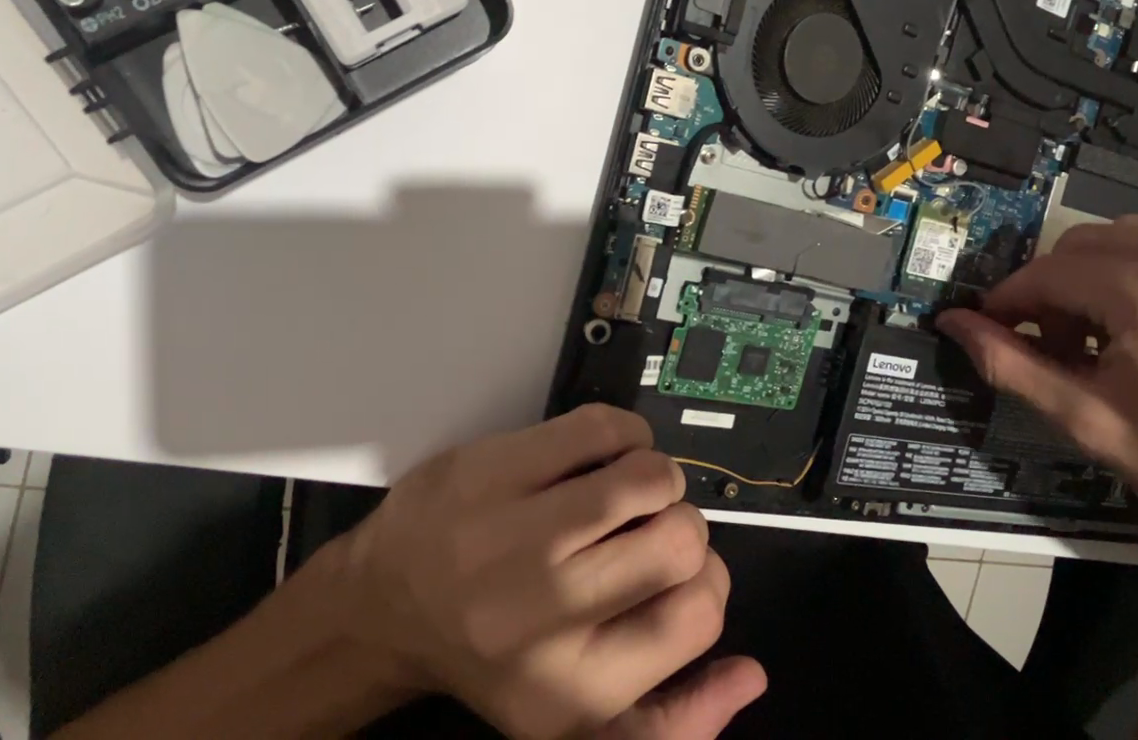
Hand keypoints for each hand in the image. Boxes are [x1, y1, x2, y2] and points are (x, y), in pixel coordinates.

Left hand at [299, 404, 764, 738]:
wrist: (384, 605)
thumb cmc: (493, 658)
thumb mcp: (577, 718)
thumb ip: (673, 720)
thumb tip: (753, 675)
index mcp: (576, 683)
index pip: (700, 615)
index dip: (706, 583)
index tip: (677, 574)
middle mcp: (548, 609)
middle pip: (682, 540)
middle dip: (680, 525)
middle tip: (646, 529)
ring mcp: (516, 531)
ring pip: (648, 476)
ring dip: (657, 476)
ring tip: (627, 490)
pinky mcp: (494, 468)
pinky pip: (604, 428)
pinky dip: (625, 435)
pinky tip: (604, 456)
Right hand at [935, 217, 1137, 641]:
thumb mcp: (1098, 426)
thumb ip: (1012, 366)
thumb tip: (952, 323)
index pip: (1048, 270)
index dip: (1009, 299)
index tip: (994, 330)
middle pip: (1087, 242)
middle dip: (1056, 287)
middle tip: (1058, 346)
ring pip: (1135, 235)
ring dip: (1103, 275)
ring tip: (1114, 339)